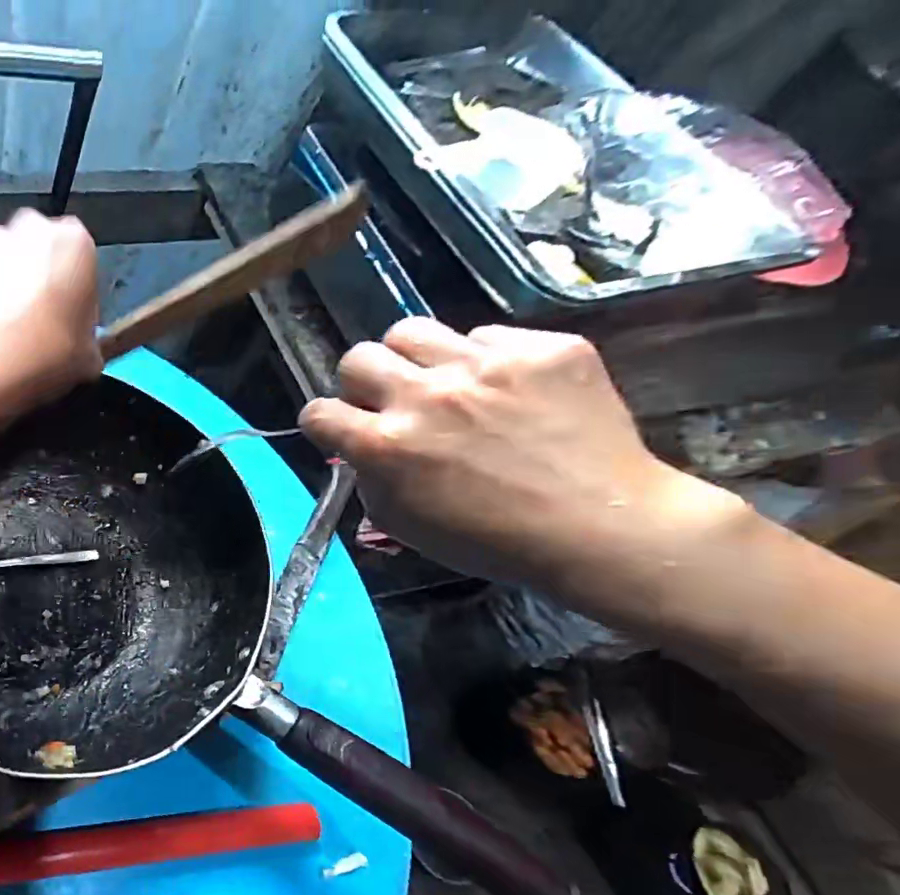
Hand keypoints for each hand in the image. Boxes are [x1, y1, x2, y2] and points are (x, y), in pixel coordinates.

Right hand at [299, 318, 739, 587]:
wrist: (601, 527)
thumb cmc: (487, 538)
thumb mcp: (399, 520)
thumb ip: (367, 474)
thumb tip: (360, 445)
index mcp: (385, 445)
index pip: (318, 412)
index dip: (325, 423)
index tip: (341, 430)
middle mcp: (425, 397)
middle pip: (357, 358)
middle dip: (363, 382)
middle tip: (388, 402)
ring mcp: (486, 366)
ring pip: (411, 331)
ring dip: (411, 358)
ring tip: (437, 381)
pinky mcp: (543, 349)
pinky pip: (486, 335)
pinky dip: (482, 360)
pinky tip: (503, 389)